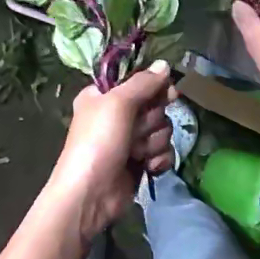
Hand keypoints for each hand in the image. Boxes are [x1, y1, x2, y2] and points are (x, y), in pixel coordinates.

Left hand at [42, 60, 176, 237]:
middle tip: (136, 131)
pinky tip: (148, 167)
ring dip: (154, 142)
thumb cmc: (98, 141)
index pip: (140, 82)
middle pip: (156, 107)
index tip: (168, 93)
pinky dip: (158, 159)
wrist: (91, 194)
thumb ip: (143, 83)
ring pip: (163, 130)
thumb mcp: (118, 103)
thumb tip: (165, 64)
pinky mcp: (140, 162)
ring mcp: (129, 140)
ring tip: (137, 154)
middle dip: (152, 121)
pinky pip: (164, 152)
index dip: (155, 88)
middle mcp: (117, 115)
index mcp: (104, 96)